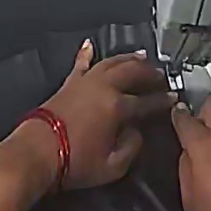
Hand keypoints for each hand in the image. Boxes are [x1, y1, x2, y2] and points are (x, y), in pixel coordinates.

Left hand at [28, 41, 175, 190]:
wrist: (37, 152)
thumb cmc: (75, 162)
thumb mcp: (113, 166)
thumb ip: (132, 147)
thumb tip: (137, 132)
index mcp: (118, 107)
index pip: (147, 101)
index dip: (163, 99)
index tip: (173, 97)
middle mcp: (104, 87)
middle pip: (133, 72)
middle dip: (150, 73)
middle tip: (160, 75)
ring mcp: (85, 82)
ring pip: (111, 62)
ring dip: (128, 58)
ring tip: (141, 56)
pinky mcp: (69, 83)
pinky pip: (81, 63)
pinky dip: (87, 53)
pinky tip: (90, 44)